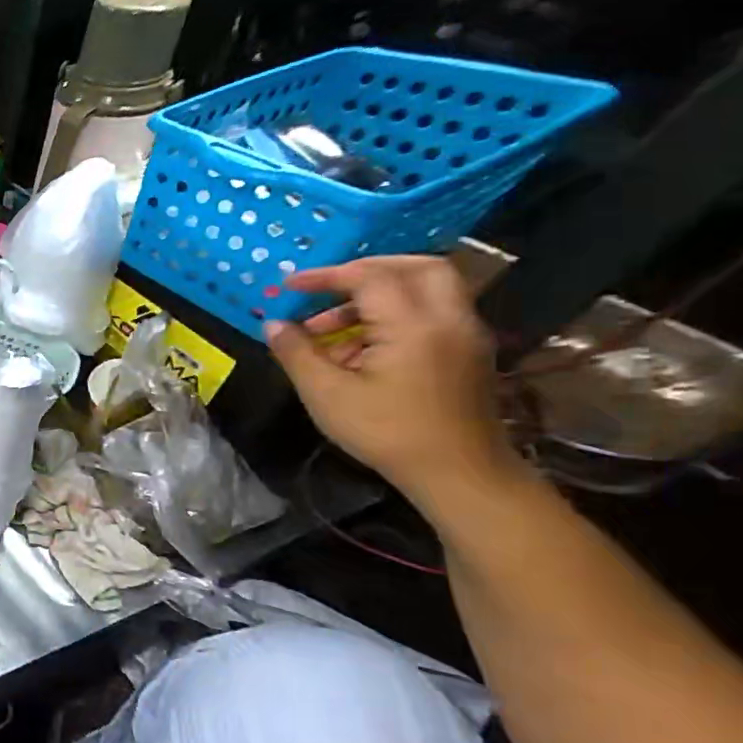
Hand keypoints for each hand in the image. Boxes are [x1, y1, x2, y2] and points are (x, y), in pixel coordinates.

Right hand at [265, 255, 513, 494]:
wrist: (460, 476)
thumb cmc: (388, 434)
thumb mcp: (328, 395)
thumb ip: (297, 354)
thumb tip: (273, 325)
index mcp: (414, 324)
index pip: (369, 277)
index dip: (326, 276)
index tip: (290, 286)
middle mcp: (449, 318)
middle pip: (416, 267)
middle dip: (367, 270)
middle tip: (328, 287)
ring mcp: (466, 335)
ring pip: (426, 290)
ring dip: (379, 297)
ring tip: (331, 330)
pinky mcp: (470, 353)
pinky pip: (433, 314)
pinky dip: (397, 315)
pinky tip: (362, 350)